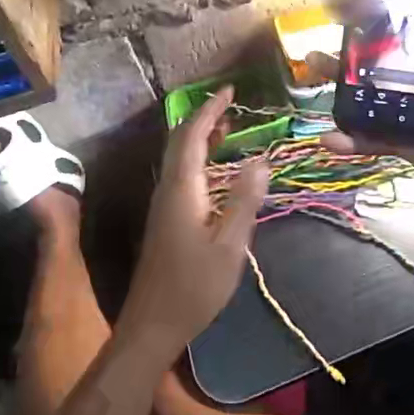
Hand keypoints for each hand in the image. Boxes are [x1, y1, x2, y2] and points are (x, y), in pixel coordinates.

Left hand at [118, 87, 268, 351]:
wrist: (152, 324)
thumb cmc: (194, 286)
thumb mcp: (229, 244)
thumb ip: (244, 200)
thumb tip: (261, 159)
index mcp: (182, 188)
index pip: (193, 134)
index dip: (210, 108)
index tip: (230, 90)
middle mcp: (168, 188)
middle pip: (181, 140)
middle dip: (204, 117)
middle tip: (231, 104)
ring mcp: (163, 203)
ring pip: (179, 156)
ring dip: (201, 136)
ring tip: (228, 126)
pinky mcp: (165, 218)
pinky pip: (181, 172)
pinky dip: (199, 157)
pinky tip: (217, 168)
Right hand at [323, 0, 413, 208]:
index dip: (390, 1)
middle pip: (380, 50)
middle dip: (352, 33)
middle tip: (330, 15)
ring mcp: (408, 106)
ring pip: (365, 88)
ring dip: (336, 76)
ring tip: (312, 63)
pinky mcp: (401, 138)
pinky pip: (370, 136)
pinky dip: (349, 139)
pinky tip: (329, 138)